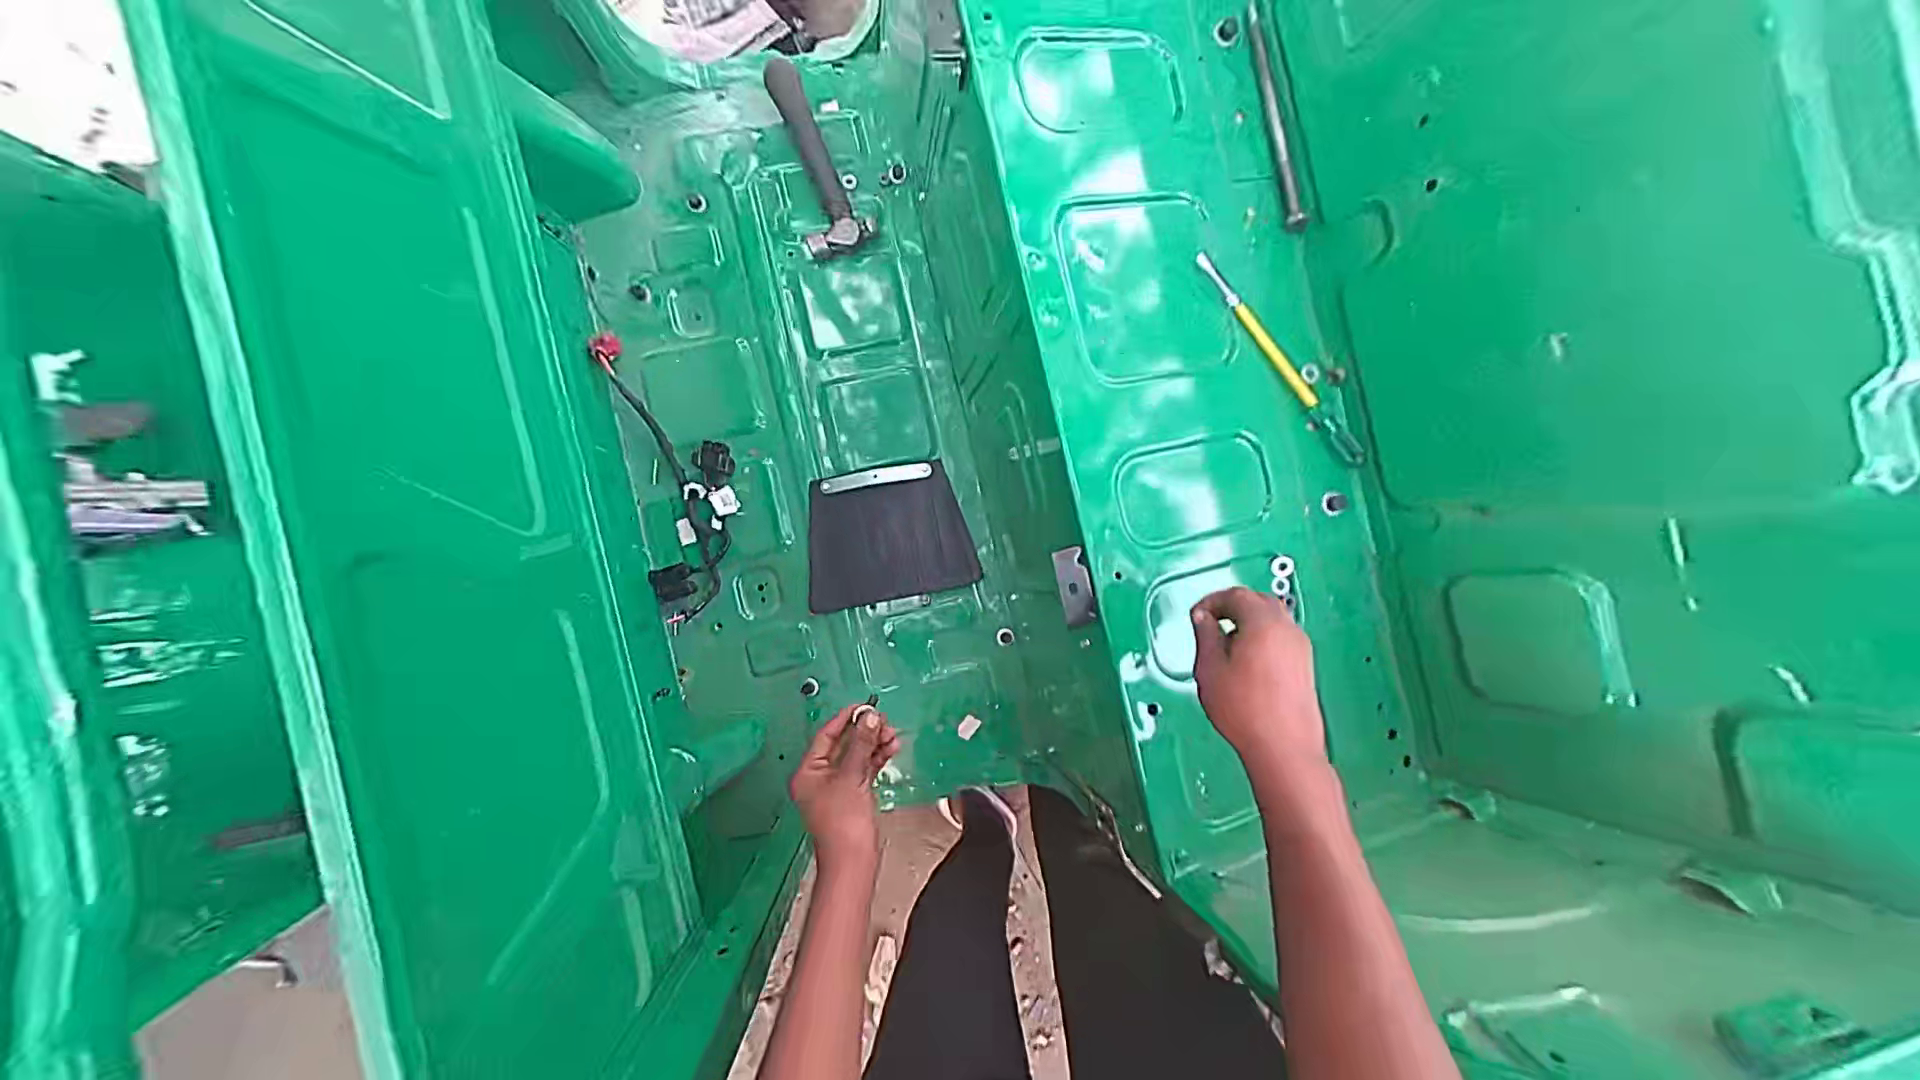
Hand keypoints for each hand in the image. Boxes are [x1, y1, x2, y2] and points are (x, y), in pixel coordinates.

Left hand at [788, 702, 901, 870]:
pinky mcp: (853, 793)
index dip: (845, 718)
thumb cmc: (843, 823)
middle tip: (883, 720)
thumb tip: (870, 718)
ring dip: (874, 743)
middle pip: (843, 743)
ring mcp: (837, 786)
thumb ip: (861, 743)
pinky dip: (877, 757)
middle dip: (864, 731)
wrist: (853, 861)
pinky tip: (890, 748)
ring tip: (892, 735)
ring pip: (856, 754)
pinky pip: (864, 767)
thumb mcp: (852, 776)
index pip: (826, 735)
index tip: (864, 706)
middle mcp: (819, 777)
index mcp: (808, 771)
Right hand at [1191, 586, 1325, 773]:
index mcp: (1263, 623)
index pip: (1236, 595)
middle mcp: (1287, 629)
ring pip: (1272, 617)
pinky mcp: (1304, 664)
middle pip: (1258, 601)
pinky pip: (1280, 636)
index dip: (1212, 601)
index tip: (1197, 615)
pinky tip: (1244, 659)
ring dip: (1247, 620)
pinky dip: (1261, 635)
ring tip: (1225, 642)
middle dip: (1232, 606)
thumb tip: (1203, 618)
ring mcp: (1300, 647)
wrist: (1284, 747)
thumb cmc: (1244, 709)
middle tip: (1209, 621)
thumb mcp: (1209, 668)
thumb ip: (1205, 635)